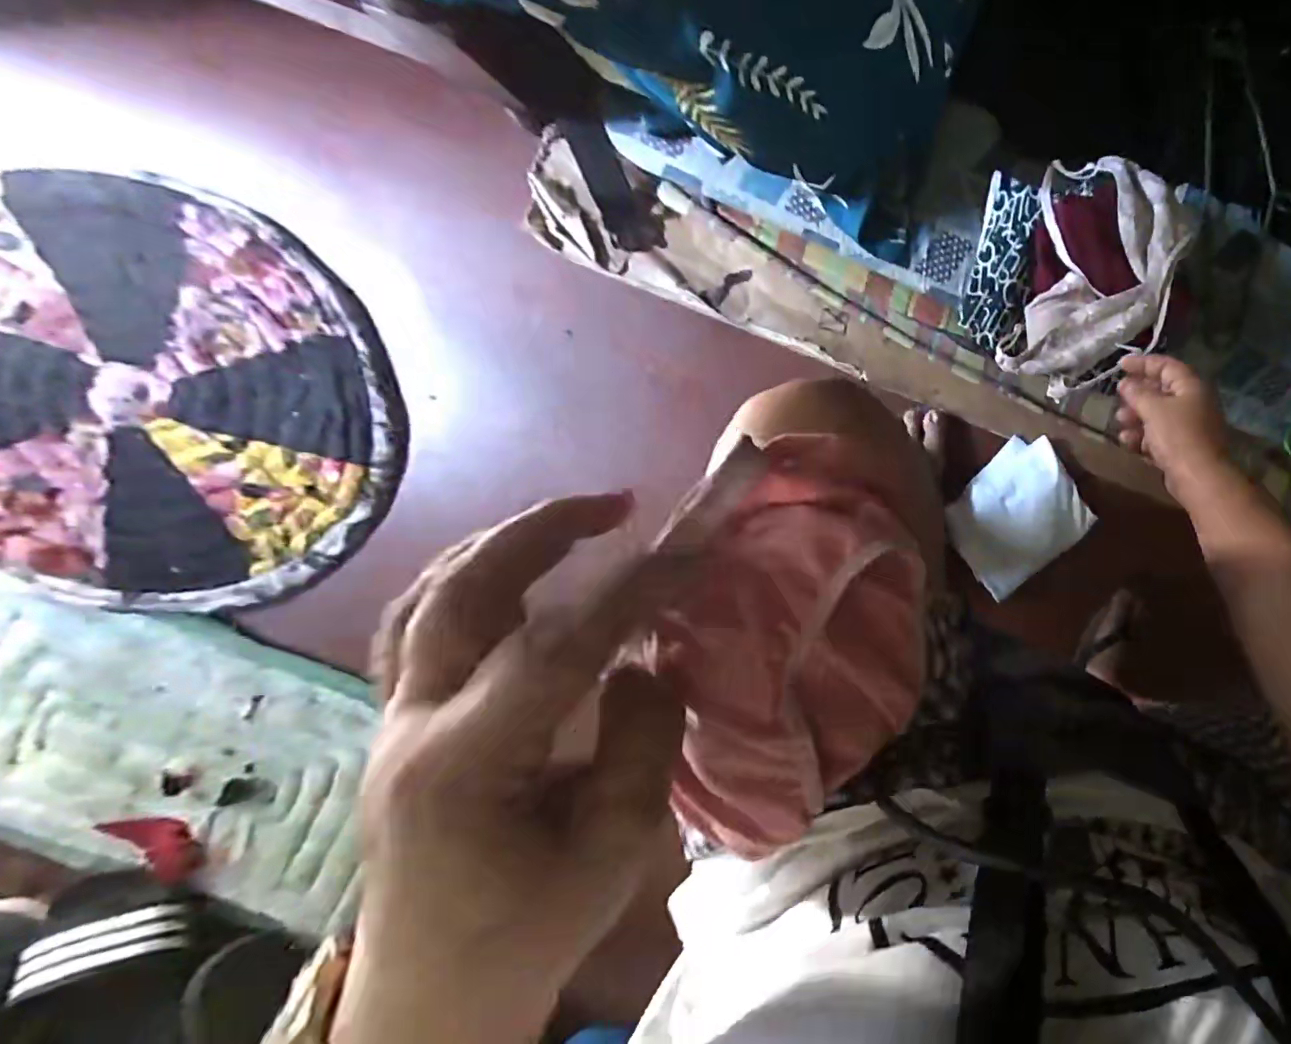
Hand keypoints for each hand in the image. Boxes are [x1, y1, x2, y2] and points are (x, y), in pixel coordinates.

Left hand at [337, 493, 689, 1043]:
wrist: (433, 996)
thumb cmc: (531, 929)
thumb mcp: (615, 846)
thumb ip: (640, 740)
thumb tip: (644, 665)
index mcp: (463, 763)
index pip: (556, 644)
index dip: (631, 589)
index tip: (692, 553)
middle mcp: (411, 724)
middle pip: (463, 594)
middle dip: (541, 532)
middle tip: (615, 503)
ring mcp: (392, 720)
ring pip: (429, 599)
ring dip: (503, 545)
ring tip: (571, 523)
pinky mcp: (399, 725)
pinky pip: (421, 628)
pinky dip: (471, 581)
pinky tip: (516, 573)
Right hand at [1115, 354, 1236, 500]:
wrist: (1198, 477)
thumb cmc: (1177, 436)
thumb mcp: (1153, 409)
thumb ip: (1137, 393)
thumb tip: (1126, 384)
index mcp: (1190, 387)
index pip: (1166, 366)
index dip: (1142, 363)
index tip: (1120, 366)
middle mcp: (1192, 403)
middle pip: (1160, 391)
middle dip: (1136, 395)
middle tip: (1118, 398)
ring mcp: (1188, 426)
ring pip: (1157, 415)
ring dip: (1136, 418)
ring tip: (1120, 423)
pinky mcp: (1181, 447)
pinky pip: (1158, 436)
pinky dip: (1143, 437)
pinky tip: (1128, 442)